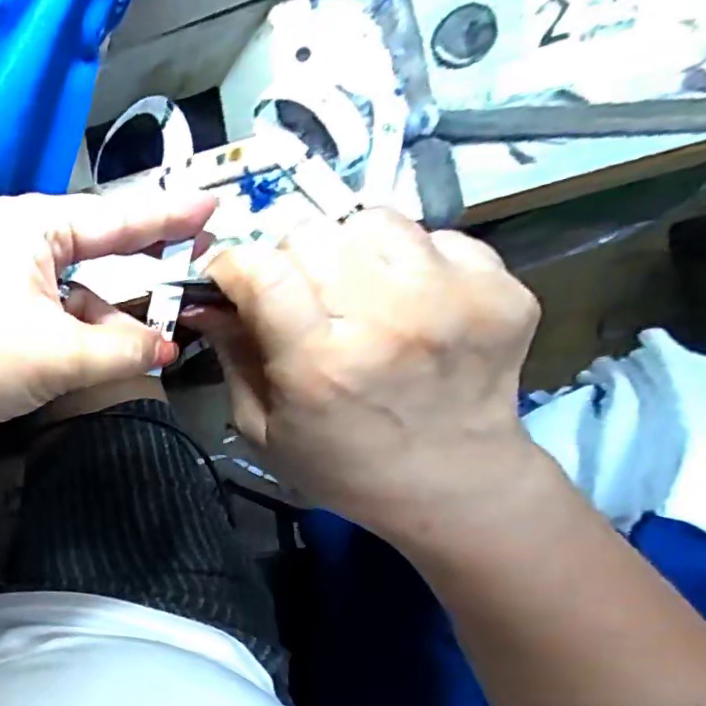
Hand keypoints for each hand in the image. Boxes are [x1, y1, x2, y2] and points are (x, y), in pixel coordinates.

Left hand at [0, 189, 216, 449]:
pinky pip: (54, 310)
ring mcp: (2, 274)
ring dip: (111, 318)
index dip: (168, 217)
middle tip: (195, 265)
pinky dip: (81, 331)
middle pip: (97, 250)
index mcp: (31, 226)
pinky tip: (109, 352)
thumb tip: (170, 348)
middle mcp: (16, 238)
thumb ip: (127, 349)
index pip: (115, 218)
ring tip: (153, 340)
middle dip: (141, 270)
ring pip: (76, 289)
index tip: (215, 207)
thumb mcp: (64, 355)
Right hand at [195, 209, 542, 541]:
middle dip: (283, 257)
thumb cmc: (339, 466)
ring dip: (344, 250)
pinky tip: (403, 304)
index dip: (232, 265)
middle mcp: (387, 319)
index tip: (226, 280)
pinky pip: (432, 237)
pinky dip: (404, 262)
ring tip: (348, 291)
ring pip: (371, 220)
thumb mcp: (262, 428)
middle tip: (288, 292)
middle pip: (311, 233)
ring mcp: (453, 297)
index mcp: (319, 364)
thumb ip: (234, 356)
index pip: (263, 269)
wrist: (451, 484)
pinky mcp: (500, 287)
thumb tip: (205, 301)